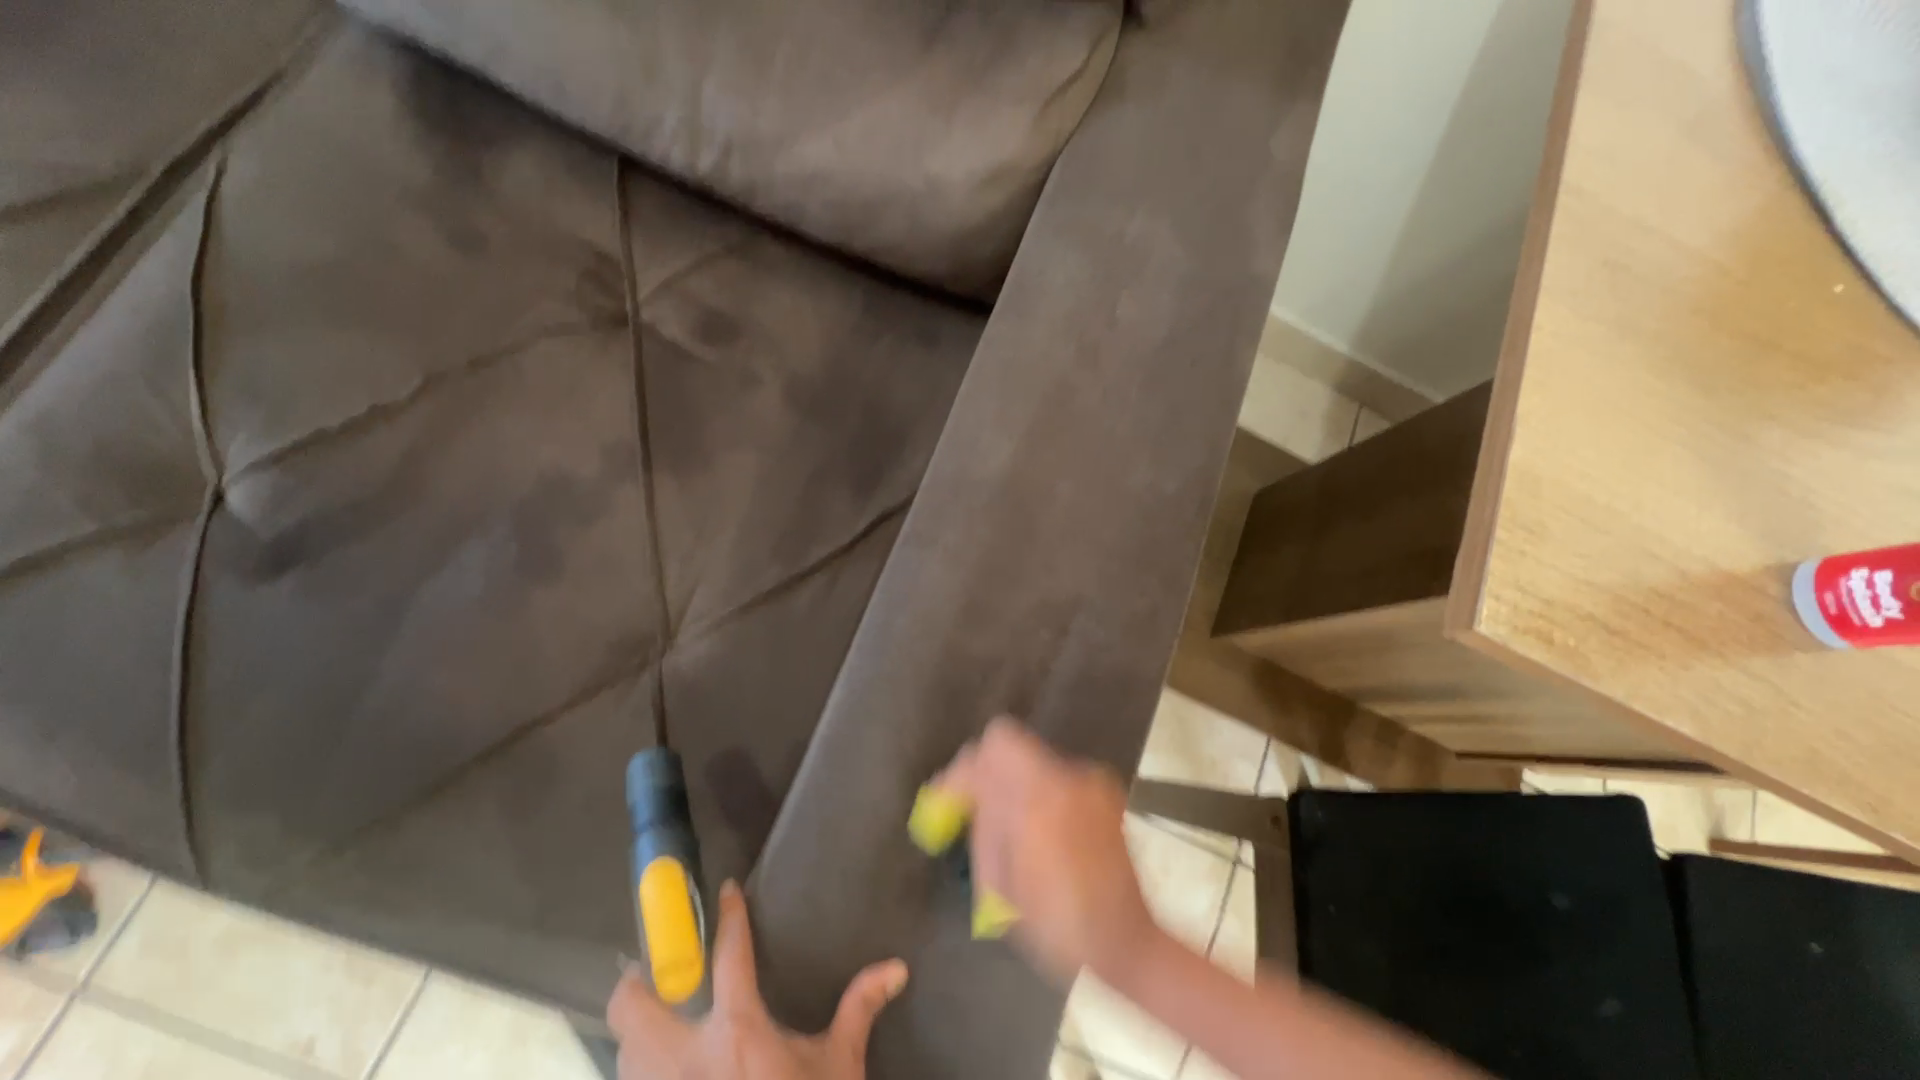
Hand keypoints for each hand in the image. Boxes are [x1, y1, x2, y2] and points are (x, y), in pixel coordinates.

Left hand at [607, 881, 908, 1078]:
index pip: (730, 955)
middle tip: (662, 969)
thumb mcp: (838, 1066)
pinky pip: (630, 1079)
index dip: (730, 917)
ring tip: (660, 1018)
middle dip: (639, 978)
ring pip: (622, 1044)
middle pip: (634, 1000)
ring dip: (636, 1026)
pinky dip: (640, 1065)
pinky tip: (665, 1065)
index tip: (727, 890)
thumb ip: (858, 1010)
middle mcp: (686, 1057)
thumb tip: (897, 967)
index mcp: (739, 1030)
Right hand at [929, 716, 1157, 982]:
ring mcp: (1093, 785)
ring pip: (1034, 766)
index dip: (967, 769)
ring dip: (1014, 790)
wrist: (1128, 943)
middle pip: (1012, 750)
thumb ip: (984, 829)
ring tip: (1011, 836)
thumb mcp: (1001, 887)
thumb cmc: (1058, 927)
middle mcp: (1069, 779)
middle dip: (988, 778)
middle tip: (972, 814)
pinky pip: (1058, 783)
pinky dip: (1041, 800)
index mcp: (1040, 799)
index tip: (951, 799)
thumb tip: (970, 798)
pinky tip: (1042, 839)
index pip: (994, 746)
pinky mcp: (1108, 797)